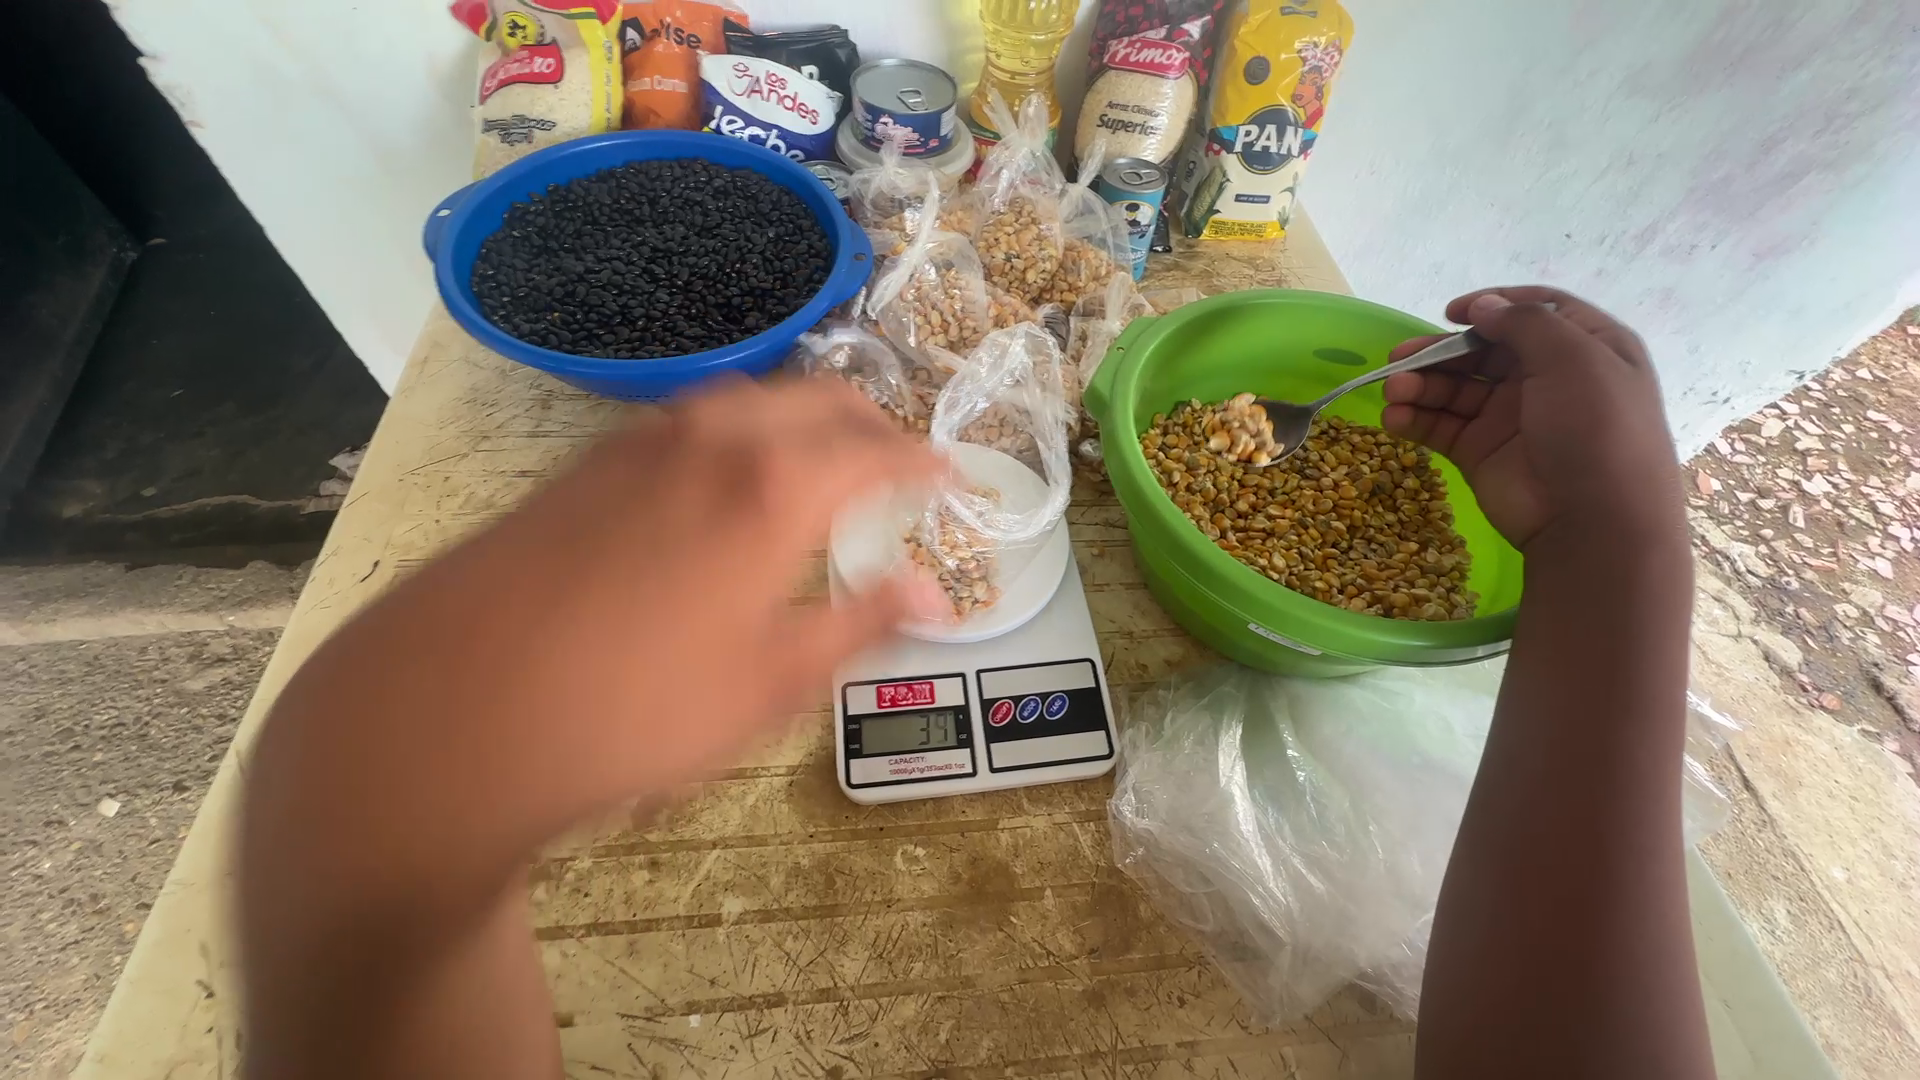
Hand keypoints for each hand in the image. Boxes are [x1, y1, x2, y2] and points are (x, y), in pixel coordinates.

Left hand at [242, 376, 946, 1079]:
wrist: (442, 717)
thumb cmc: (633, 713)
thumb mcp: (771, 684)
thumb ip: (862, 622)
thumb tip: (938, 594)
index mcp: (777, 486)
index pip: (881, 452)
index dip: (927, 463)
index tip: (953, 476)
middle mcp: (717, 437)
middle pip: (823, 400)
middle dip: (874, 425)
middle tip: (899, 465)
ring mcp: (645, 438)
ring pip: (755, 398)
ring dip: (806, 420)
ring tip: (824, 463)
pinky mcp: (591, 459)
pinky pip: (696, 420)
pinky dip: (744, 431)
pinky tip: (730, 478)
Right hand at [1380, 287, 1685, 554]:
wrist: (1591, 517)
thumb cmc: (1594, 428)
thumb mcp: (1573, 360)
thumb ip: (1525, 325)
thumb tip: (1482, 307)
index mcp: (1582, 348)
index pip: (1533, 312)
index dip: (1493, 305)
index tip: (1452, 312)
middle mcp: (1543, 377)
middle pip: (1480, 351)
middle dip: (1439, 352)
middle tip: (1398, 358)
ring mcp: (1508, 416)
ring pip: (1453, 389)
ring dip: (1419, 386)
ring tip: (1393, 392)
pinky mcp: (1478, 450)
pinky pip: (1438, 426)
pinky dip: (1413, 419)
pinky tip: (1394, 418)